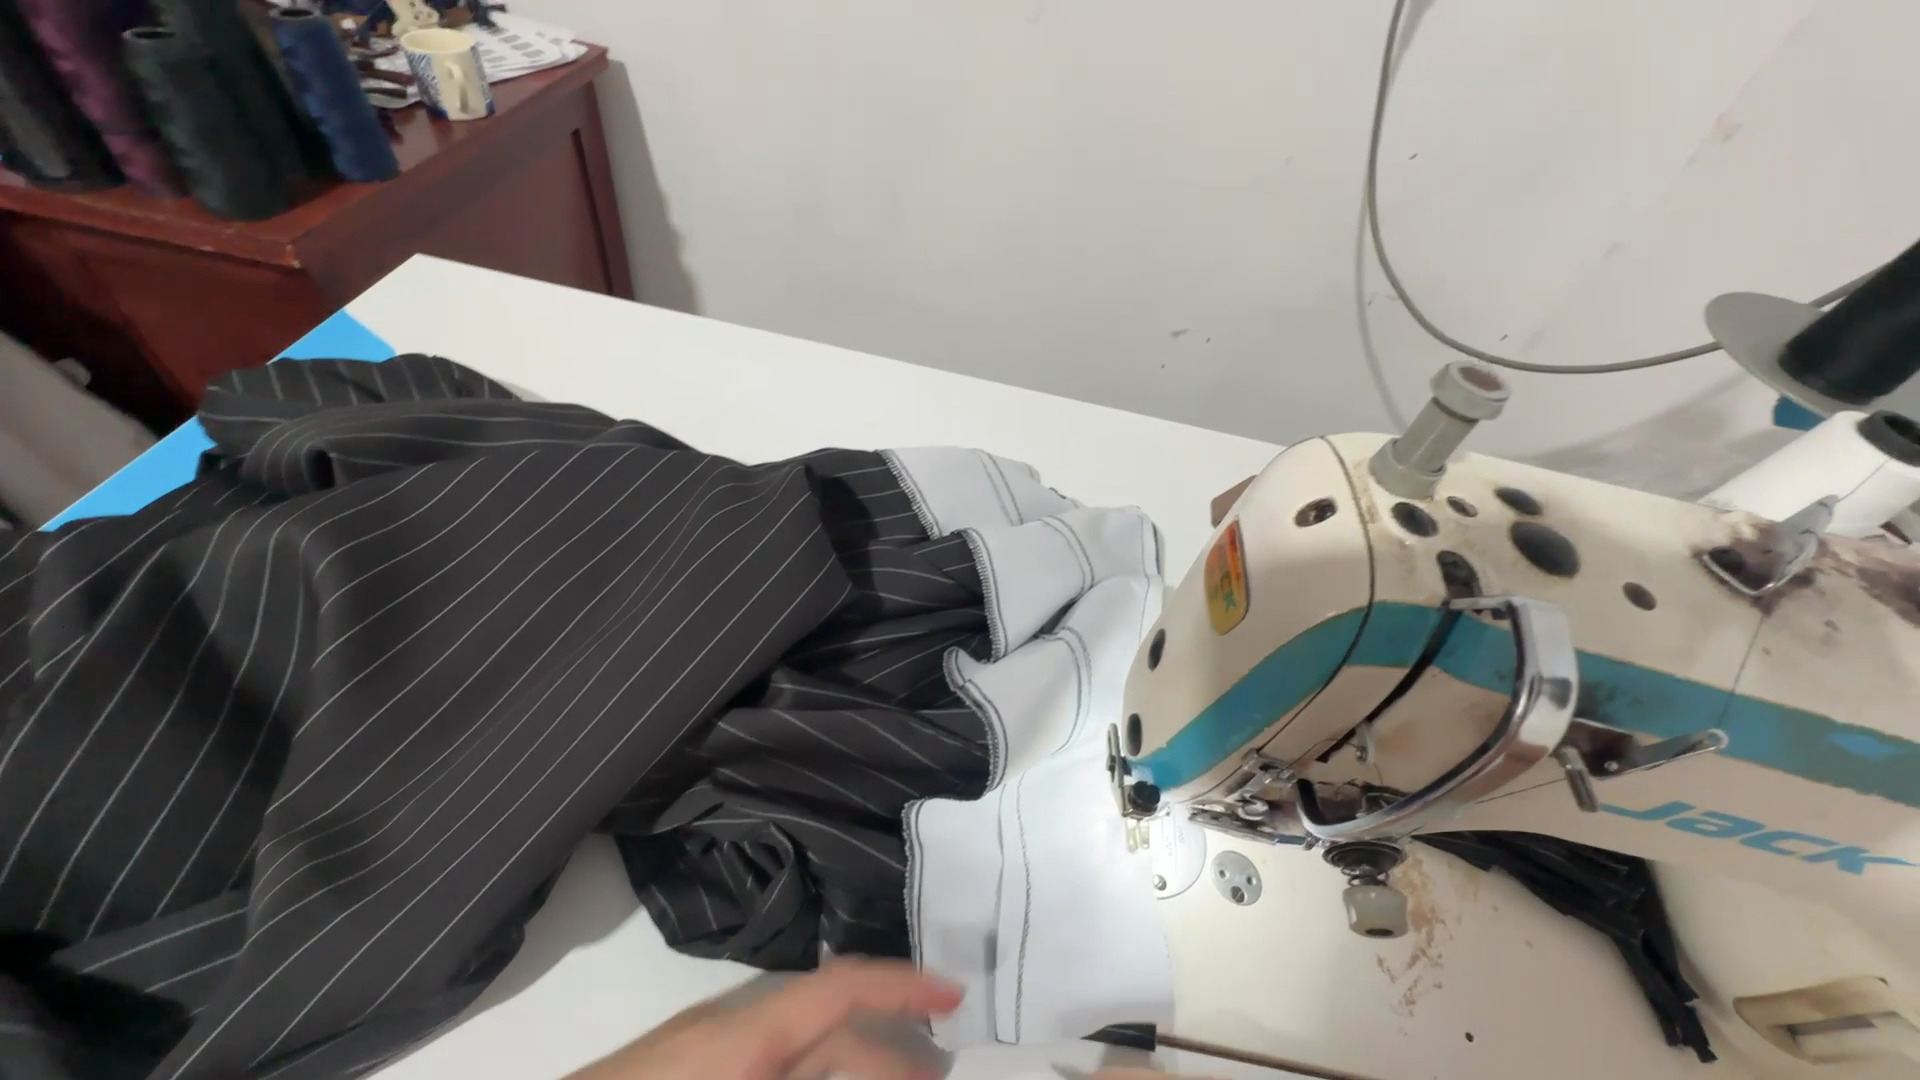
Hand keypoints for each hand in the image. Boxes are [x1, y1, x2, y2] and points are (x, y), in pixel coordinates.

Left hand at [565, 958, 963, 1079]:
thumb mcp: (742, 1068)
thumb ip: (815, 1068)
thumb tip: (876, 1060)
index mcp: (743, 1036)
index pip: (840, 987)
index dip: (902, 984)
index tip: (955, 994)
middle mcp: (732, 1032)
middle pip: (831, 1029)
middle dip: (890, 1055)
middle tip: (939, 1073)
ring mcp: (710, 1050)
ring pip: (804, 1052)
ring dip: (852, 1067)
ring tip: (892, 1078)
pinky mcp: (696, 1068)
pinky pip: (777, 1067)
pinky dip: (813, 1077)